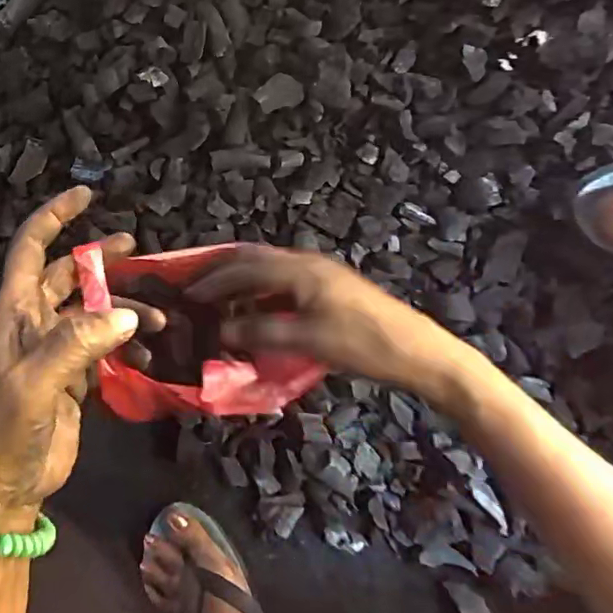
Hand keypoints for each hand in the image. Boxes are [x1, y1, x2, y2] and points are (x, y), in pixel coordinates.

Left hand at [0, 187, 143, 532]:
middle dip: (98, 258)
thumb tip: (127, 314)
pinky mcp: (73, 378)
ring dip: (122, 307)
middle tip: (137, 248)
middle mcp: (34, 322)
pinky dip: (126, 343)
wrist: (3, 485)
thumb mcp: (33, 383)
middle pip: (67, 274)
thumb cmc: (5, 428)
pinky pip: (104, 347)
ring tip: (161, 316)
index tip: (84, 194)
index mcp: (15, 311)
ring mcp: (55, 350)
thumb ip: (75, 345)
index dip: (53, 217)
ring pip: (91, 311)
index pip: (31, 249)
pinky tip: (149, 350)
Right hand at [187, 244, 476, 401]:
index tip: (187, 294)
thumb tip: (220, 330)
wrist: (425, 355)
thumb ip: (259, 332)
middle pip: (251, 258)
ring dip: (240, 281)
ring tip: (219, 300)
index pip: (241, 267)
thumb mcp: (308, 340)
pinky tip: (254, 309)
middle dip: (220, 272)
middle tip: (196, 288)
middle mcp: (305, 262)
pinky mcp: (329, 287)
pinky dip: (259, 290)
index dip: (211, 281)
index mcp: (298, 268)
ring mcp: (319, 273)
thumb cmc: (366, 344)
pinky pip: (281, 280)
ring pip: (266, 268)